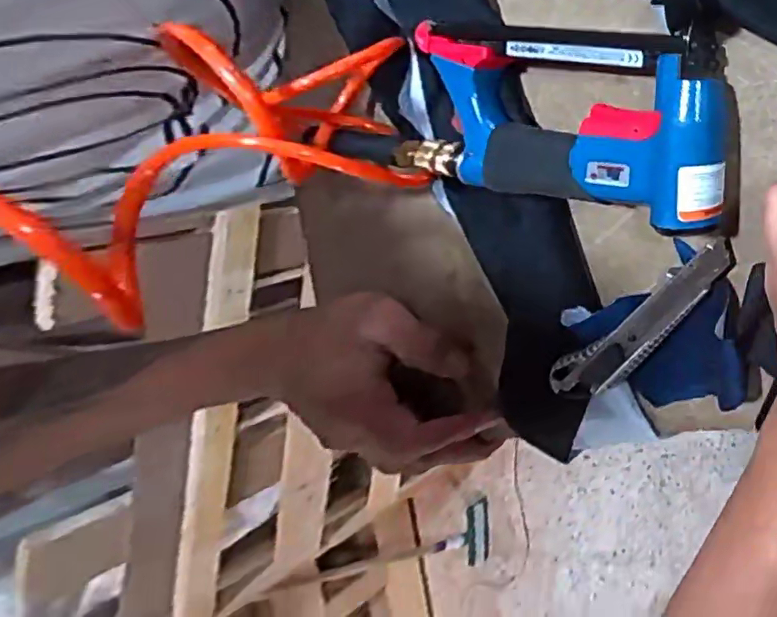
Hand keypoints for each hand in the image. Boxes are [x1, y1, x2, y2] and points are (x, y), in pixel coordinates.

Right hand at [272, 293, 506, 472]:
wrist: (271, 349)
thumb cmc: (329, 329)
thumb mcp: (381, 320)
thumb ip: (424, 343)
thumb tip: (465, 367)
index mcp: (362, 414)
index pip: (414, 439)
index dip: (456, 432)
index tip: (492, 417)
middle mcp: (357, 437)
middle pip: (413, 457)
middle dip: (461, 449)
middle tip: (505, 433)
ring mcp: (353, 437)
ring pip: (405, 456)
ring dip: (447, 448)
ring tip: (490, 431)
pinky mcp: (354, 429)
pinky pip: (397, 443)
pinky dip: (430, 439)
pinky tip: (455, 420)